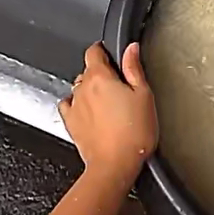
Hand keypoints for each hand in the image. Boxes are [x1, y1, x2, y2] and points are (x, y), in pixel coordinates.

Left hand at [60, 43, 157, 185]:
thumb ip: (134, 68)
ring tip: (109, 103)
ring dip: (90, 90)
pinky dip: (78, 105)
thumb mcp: (143, 95)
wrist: (115, 166)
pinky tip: (91, 112)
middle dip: (101, 72)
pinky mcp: (71, 124)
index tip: (111, 54)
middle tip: (119, 85)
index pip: (93, 51)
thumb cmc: (132, 134)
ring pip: (79, 87)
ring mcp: (74, 106)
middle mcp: (82, 88)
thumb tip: (131, 48)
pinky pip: (69, 106)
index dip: (103, 50)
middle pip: (87, 70)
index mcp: (100, 77)